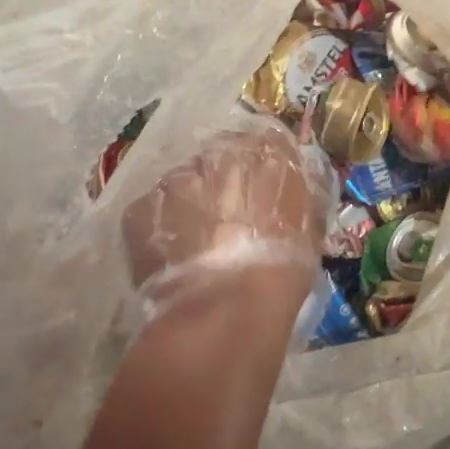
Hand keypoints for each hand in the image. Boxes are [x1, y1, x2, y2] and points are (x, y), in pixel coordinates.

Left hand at [121, 116, 331, 297]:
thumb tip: (295, 188)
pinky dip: (160, 226)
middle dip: (224, 180)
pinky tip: (171, 255)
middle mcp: (220, 155)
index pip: (268, 141)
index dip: (264, 165)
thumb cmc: (284, 268)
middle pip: (221, 157)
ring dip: (191, 201)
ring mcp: (176, 180)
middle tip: (229, 214)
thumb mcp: (309, 227)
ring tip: (196, 238)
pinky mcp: (140, 208)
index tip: (264, 187)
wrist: (227, 307)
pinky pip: (152, 211)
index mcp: (269, 154)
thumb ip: (301, 197)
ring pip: (184, 182)